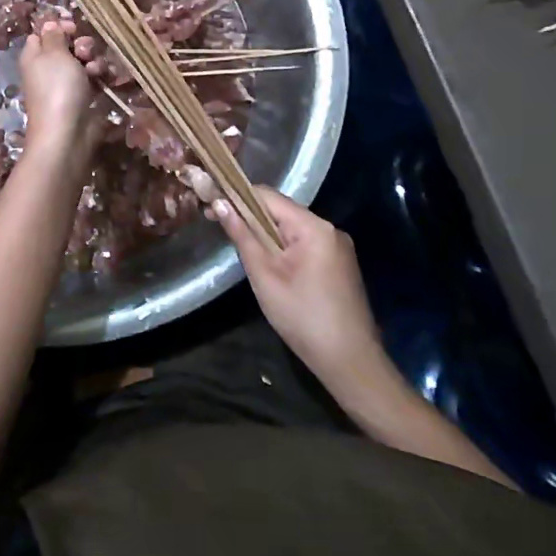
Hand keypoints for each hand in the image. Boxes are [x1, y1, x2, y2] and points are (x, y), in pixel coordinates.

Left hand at [18, 20, 101, 162]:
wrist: (67, 132)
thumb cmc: (57, 88)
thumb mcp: (53, 54)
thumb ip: (53, 36)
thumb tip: (48, 23)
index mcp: (34, 56)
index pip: (43, 34)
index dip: (59, 28)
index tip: (72, 28)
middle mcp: (48, 68)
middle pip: (67, 46)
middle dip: (81, 44)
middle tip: (84, 51)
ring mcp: (65, 83)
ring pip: (83, 61)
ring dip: (93, 60)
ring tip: (94, 69)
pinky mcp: (82, 96)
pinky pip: (92, 77)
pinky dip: (99, 75)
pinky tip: (104, 79)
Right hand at [208, 187, 381, 381]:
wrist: (349, 360)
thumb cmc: (301, 314)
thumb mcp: (263, 273)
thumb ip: (242, 235)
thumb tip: (220, 202)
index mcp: (314, 227)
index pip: (266, 196)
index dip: (234, 195)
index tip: (207, 203)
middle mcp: (329, 230)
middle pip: (279, 209)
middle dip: (246, 212)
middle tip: (213, 221)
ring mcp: (335, 247)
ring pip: (288, 226)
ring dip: (260, 229)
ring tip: (233, 238)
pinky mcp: (336, 263)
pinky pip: (300, 242)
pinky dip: (277, 243)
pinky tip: (261, 256)